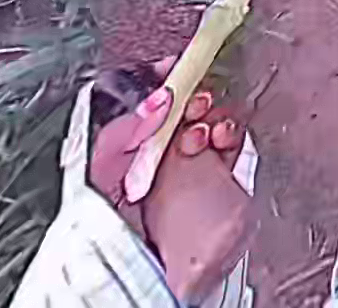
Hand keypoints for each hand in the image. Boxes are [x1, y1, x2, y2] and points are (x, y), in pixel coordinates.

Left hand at [88, 62, 257, 304]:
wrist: (137, 274)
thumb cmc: (106, 226)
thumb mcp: (103, 169)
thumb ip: (126, 129)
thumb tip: (161, 96)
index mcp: (133, 142)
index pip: (154, 96)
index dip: (167, 76)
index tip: (177, 63)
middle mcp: (164, 148)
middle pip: (189, 102)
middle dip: (194, 95)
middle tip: (194, 100)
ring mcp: (194, 162)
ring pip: (214, 116)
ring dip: (213, 113)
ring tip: (204, 128)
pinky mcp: (222, 177)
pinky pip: (234, 141)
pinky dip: (231, 131)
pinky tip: (220, 137)